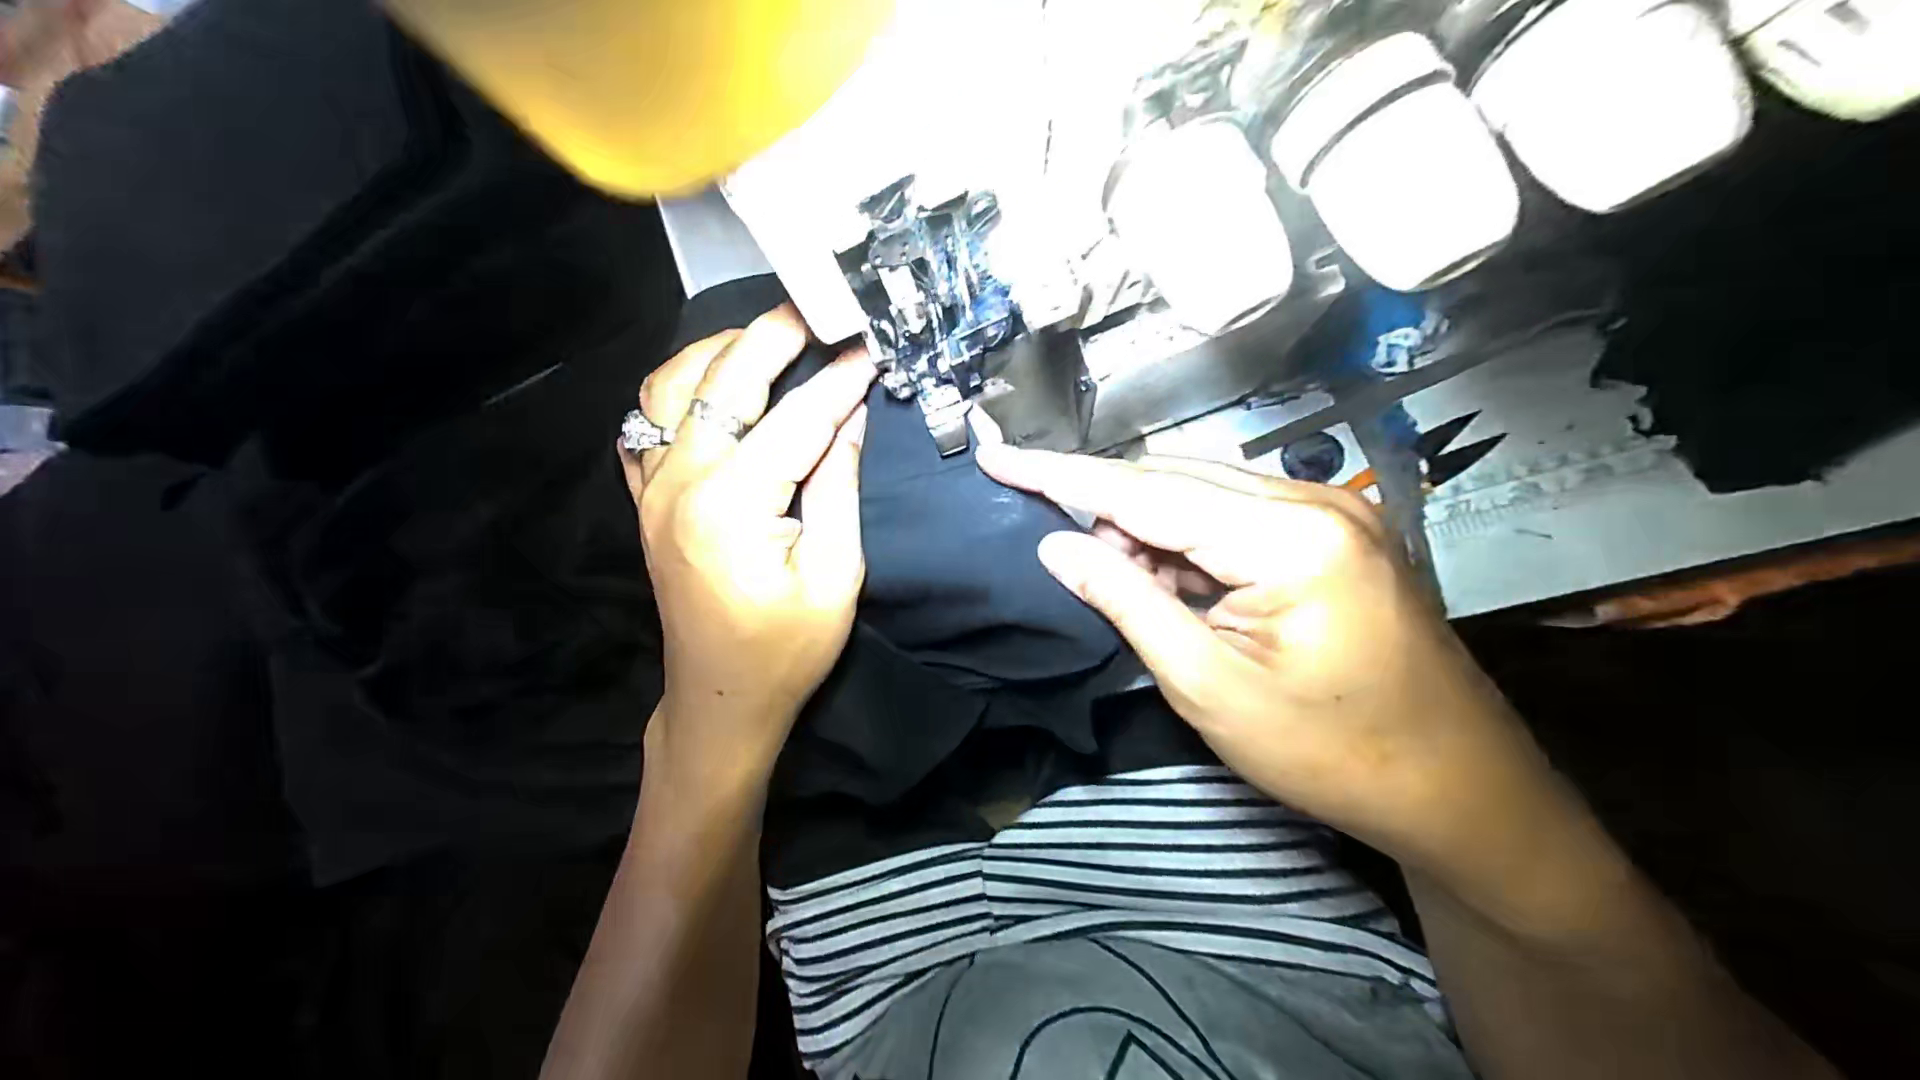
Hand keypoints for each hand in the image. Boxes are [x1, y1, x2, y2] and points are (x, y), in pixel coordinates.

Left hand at [620, 306, 874, 779]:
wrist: (721, 697)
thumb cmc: (786, 651)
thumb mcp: (835, 575)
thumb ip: (839, 487)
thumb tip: (850, 418)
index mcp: (730, 507)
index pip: (795, 421)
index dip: (839, 382)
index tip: (869, 349)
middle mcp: (678, 484)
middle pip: (722, 383)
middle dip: (773, 337)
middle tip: (816, 311)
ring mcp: (651, 490)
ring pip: (669, 389)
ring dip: (717, 354)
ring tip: (767, 341)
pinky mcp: (645, 500)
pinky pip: (647, 424)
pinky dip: (679, 391)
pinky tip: (714, 388)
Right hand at [975, 445, 1586, 884]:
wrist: (1457, 788)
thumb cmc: (1330, 753)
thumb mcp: (1208, 686)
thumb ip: (1127, 601)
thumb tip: (1056, 545)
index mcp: (1288, 536)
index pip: (1145, 491)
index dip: (1060, 474)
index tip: (997, 455)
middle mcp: (1313, 501)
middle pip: (1173, 483)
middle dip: (1108, 514)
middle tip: (1073, 564)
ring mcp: (1329, 511)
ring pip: (1200, 496)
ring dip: (1148, 533)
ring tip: (1134, 591)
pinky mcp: (1332, 532)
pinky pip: (1233, 517)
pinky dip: (1189, 545)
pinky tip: (1178, 586)